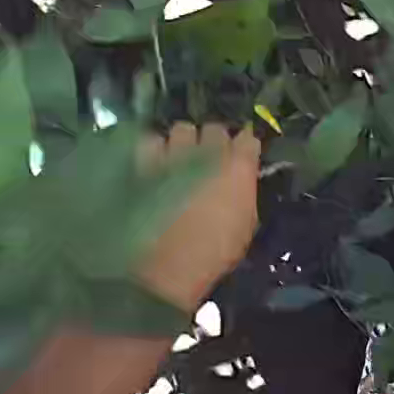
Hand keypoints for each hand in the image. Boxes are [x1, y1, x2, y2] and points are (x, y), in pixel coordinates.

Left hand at [135, 122, 260, 309]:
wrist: (170, 266)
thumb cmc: (217, 251)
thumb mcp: (247, 222)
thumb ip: (244, 191)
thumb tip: (240, 180)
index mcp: (239, 167)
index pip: (248, 137)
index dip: (246, 146)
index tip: (244, 154)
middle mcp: (208, 152)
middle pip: (215, 128)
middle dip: (215, 140)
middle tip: (211, 158)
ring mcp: (174, 154)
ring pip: (182, 129)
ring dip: (184, 141)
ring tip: (180, 158)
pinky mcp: (145, 163)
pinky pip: (151, 141)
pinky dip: (154, 149)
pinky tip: (155, 163)